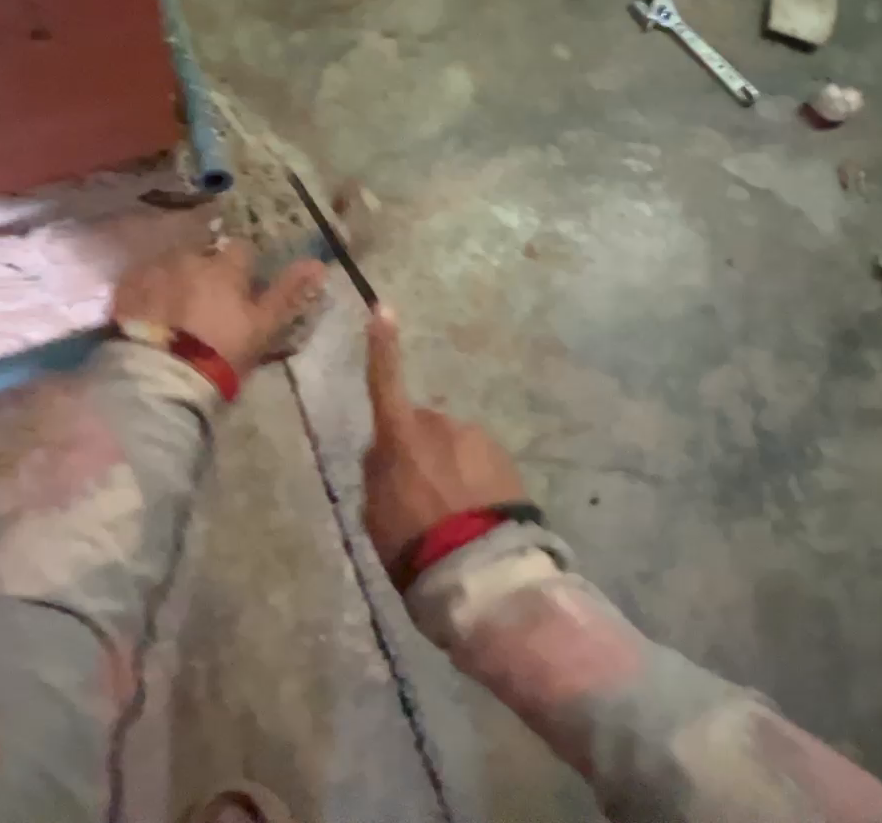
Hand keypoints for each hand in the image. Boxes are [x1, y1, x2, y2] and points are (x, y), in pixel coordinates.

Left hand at [111, 239, 326, 378]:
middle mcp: (188, 257)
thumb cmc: (221, 352)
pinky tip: (148, 316)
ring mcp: (153, 270)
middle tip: (204, 305)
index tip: (239, 292)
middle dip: (204, 272)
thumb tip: (318, 263)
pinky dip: (145, 292)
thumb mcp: (263, 327)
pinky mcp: (125, 288)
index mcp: (225, 266)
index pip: (241, 251)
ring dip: (173, 280)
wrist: (161, 377)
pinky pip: (139, 281)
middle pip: (201, 255)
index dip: (241, 270)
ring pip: (169, 265)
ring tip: (173, 313)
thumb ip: (288, 293)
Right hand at [363, 307, 526, 570]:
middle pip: (422, 426)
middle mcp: (442, 427)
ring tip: (451, 514)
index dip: (382, 347)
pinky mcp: (506, 461)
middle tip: (418, 495)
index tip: (383, 308)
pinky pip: (481, 462)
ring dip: (449, 466)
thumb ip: (378, 474)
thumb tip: (384, 453)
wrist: (480, 573)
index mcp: (402, 437)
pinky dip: (475, 480)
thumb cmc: (413, 543)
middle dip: (419, 447)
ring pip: (454, 445)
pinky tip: (475, 514)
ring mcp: (479, 441)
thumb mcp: (375, 513)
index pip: (386, 382)